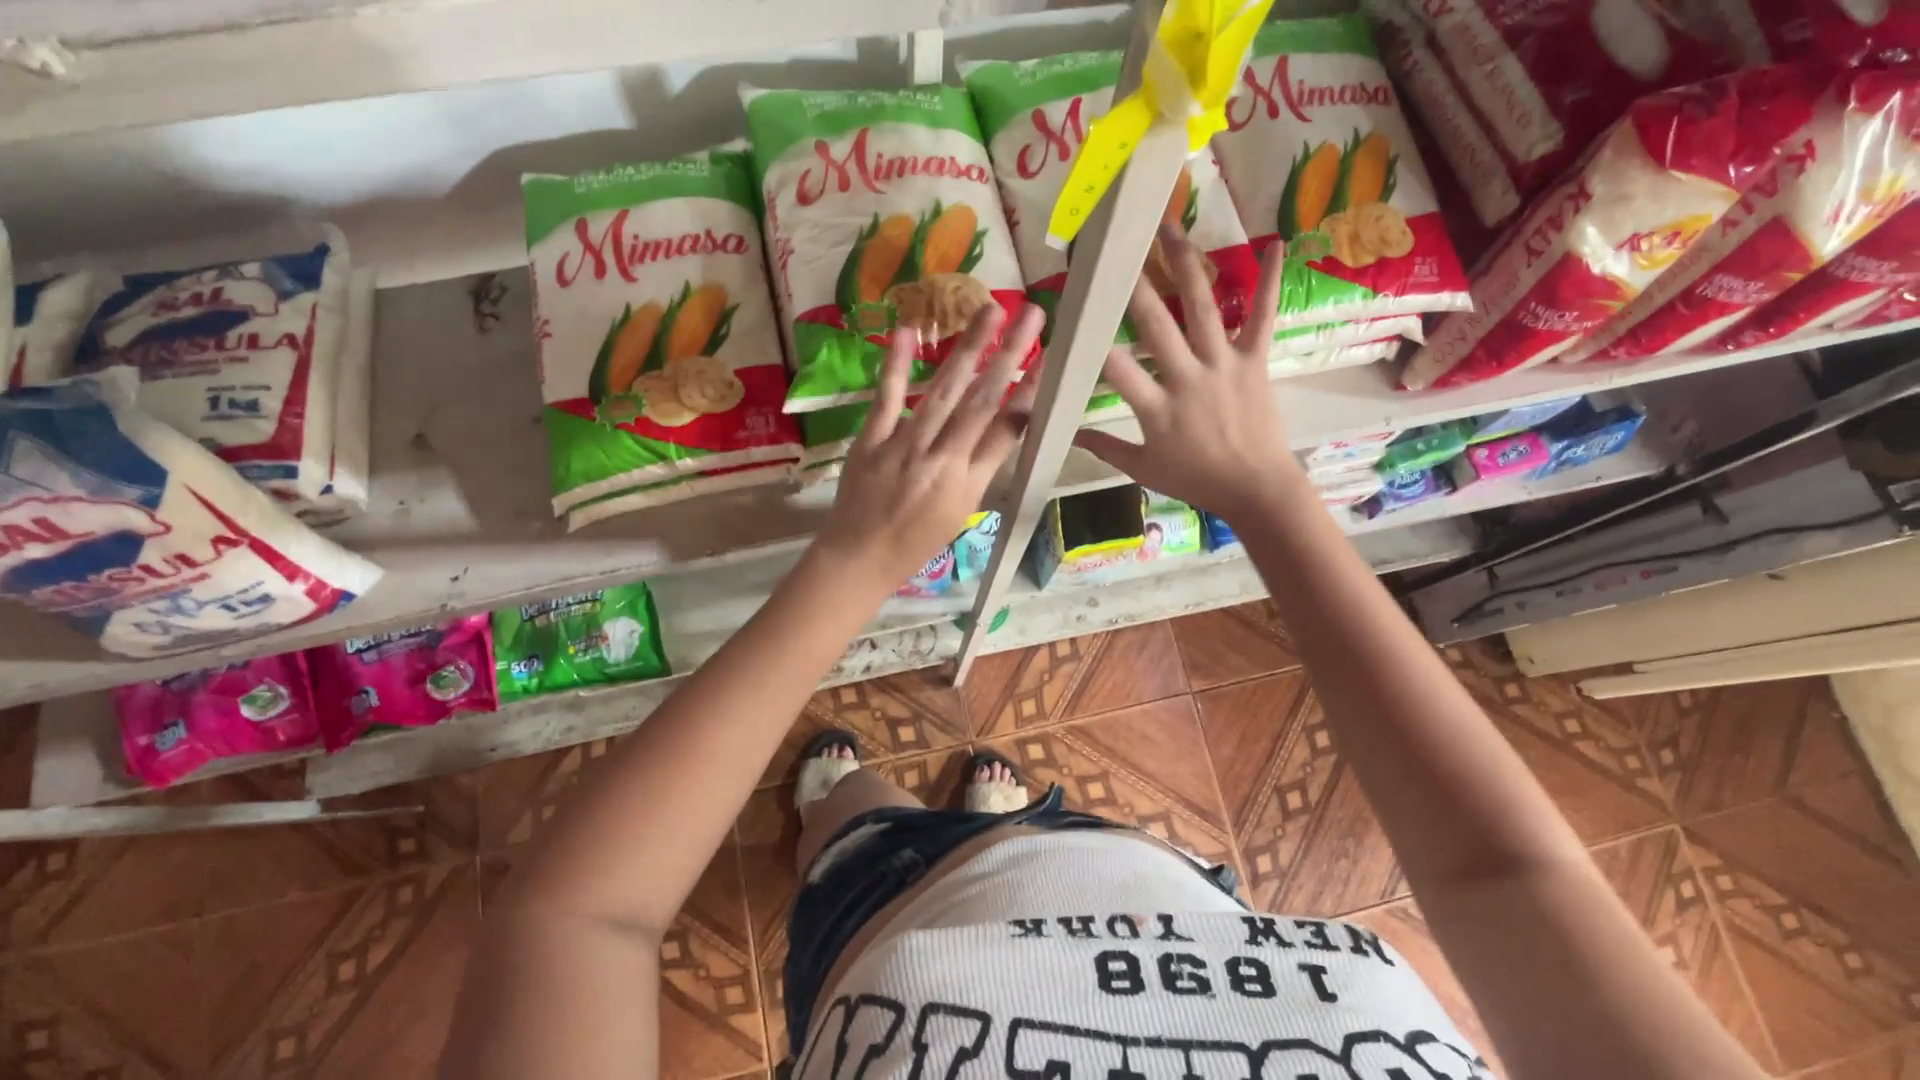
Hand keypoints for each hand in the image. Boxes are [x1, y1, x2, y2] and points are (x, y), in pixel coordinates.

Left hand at [815, 303, 1043, 591]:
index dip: (1029, 391)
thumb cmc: (916, 540)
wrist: (859, 558)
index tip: (1050, 356)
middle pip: (980, 402)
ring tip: (991, 311)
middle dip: (1008, 355)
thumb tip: (1009, 420)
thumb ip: (983, 464)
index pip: (1006, 430)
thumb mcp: (961, 510)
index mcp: (968, 484)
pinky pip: (886, 399)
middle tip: (1032, 314)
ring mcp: (903, 449)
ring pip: (942, 392)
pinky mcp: (869, 441)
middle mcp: (941, 462)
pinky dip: (895, 365)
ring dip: (968, 349)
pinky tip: (906, 331)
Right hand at [1073, 224, 1303, 523]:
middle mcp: (1189, 378)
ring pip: (1203, 307)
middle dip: (1133, 285)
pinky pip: (1263, 317)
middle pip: (1157, 324)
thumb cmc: (1197, 481)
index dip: (1091, 340)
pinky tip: (1276, 245)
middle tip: (1115, 248)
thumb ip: (1104, 447)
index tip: (1071, 313)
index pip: (1116, 369)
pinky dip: (1269, 282)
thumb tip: (1067, 432)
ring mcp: (1224, 365)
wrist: (1258, 490)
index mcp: (1157, 409)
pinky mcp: (1255, 361)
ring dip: (1185, 264)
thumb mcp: (1143, 469)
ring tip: (1169, 227)